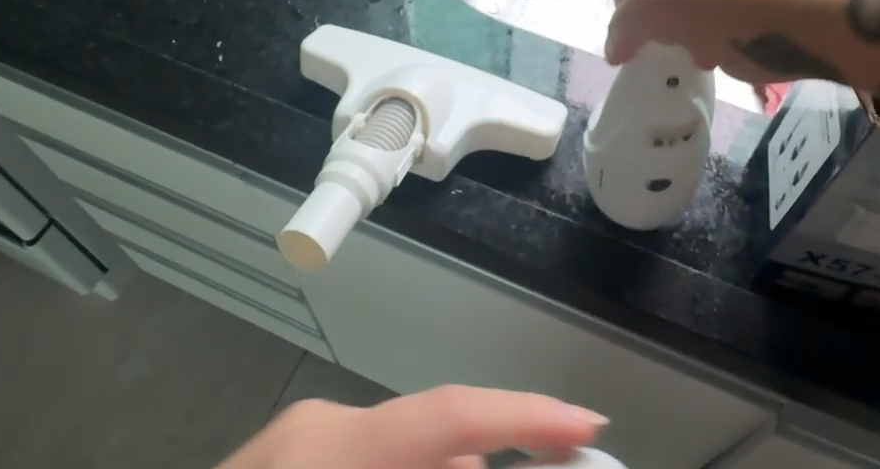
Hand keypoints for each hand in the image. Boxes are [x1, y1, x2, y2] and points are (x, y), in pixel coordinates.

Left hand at [217, 385, 607, 468]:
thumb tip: (489, 465)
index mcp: (331, 450)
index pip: (446, 416)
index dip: (525, 416)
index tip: (589, 427)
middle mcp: (319, 429)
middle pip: (434, 444)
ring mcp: (299, 440)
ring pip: (405, 459)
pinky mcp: (289, 456)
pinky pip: (371, 466)